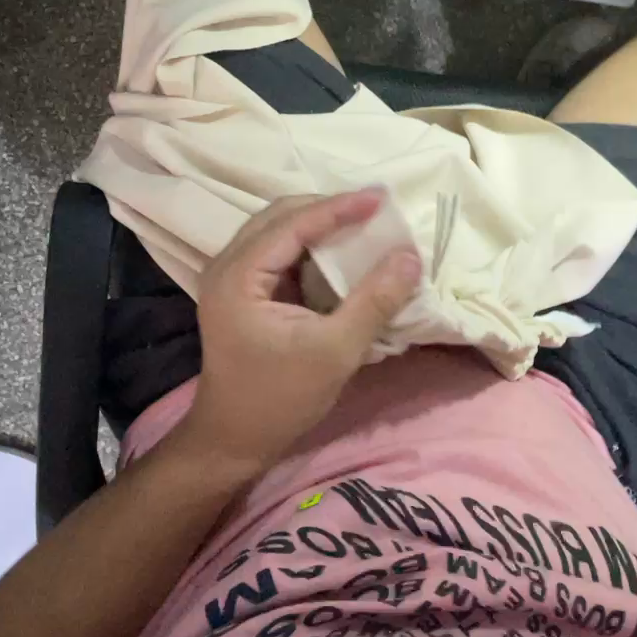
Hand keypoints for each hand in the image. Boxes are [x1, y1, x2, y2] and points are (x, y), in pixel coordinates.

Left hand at [181, 189, 421, 472]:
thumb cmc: (279, 399)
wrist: (234, 439)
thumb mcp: (335, 352)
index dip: (338, 207)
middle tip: (375, 208)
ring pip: (277, 231)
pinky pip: (277, 252)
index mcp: (237, 276)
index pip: (291, 224)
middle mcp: (226, 266)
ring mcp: (231, 278)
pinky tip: (340, 250)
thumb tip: (410, 256)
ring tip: (363, 223)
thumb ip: (373, 301)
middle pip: (279, 217)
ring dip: (319, 224)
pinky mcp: (242, 291)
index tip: (381, 197)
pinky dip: (309, 246)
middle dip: (328, 209)